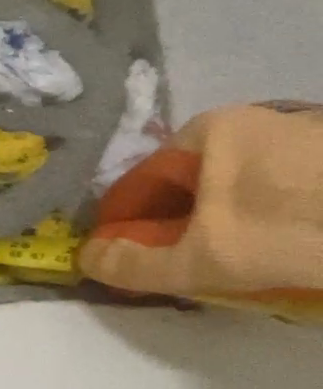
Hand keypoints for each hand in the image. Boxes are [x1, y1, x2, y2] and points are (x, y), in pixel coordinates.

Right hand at [81, 101, 322, 319]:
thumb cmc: (302, 231)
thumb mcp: (206, 260)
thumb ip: (134, 265)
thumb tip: (89, 261)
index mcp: (210, 130)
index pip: (142, 182)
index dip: (125, 224)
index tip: (124, 258)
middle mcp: (260, 121)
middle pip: (197, 185)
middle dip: (182, 226)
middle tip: (186, 267)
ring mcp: (314, 136)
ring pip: (246, 191)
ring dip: (232, 227)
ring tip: (244, 268)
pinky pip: (293, 193)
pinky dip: (281, 223)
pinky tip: (293, 253)